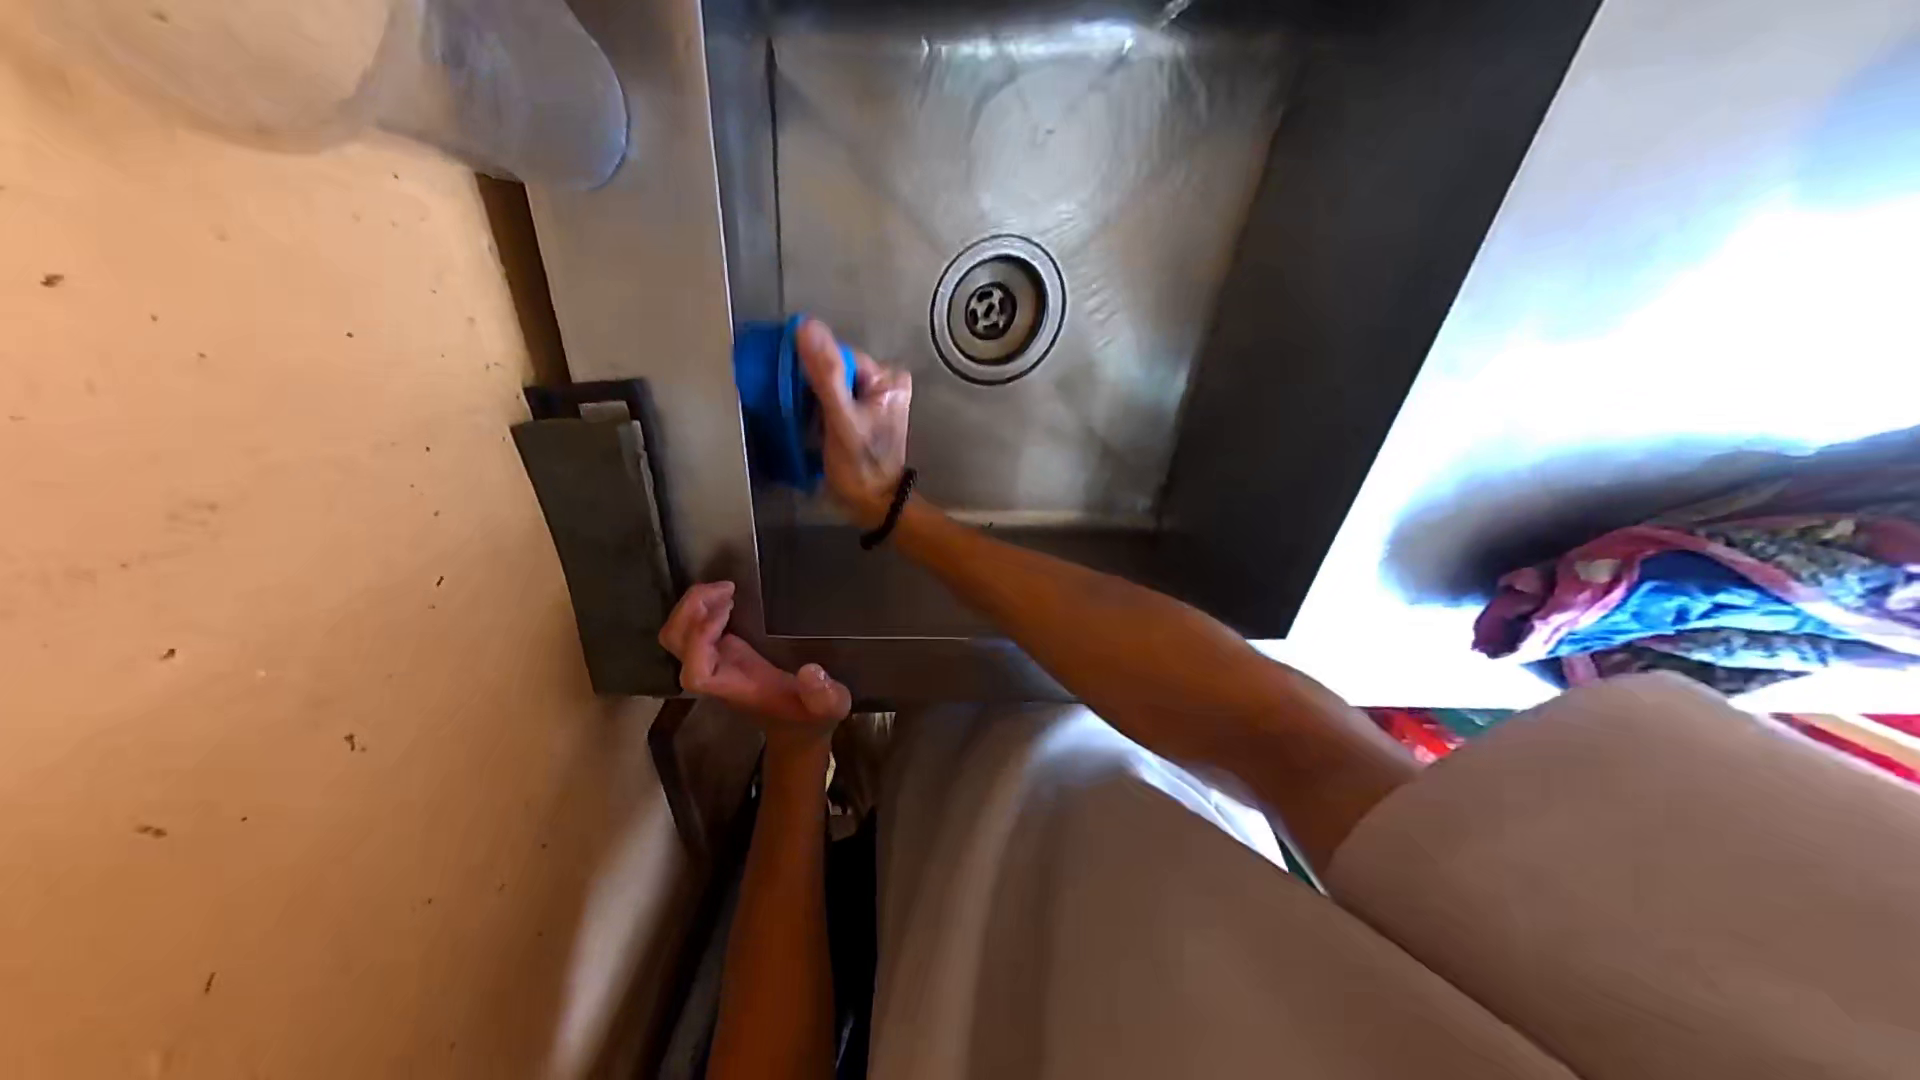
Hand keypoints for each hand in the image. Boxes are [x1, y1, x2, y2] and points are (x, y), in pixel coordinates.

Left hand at [659, 581, 850, 745]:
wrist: (795, 730)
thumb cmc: (810, 720)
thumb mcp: (830, 708)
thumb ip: (825, 696)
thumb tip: (811, 671)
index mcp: (736, 688)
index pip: (695, 673)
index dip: (700, 639)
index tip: (727, 612)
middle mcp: (716, 675)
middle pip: (675, 644)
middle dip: (691, 611)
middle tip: (727, 590)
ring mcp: (713, 662)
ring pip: (677, 634)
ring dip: (694, 606)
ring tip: (728, 589)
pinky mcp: (718, 653)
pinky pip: (692, 629)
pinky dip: (702, 608)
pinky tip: (729, 598)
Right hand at [796, 319, 911, 529]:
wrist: (871, 504)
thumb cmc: (859, 466)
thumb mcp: (841, 419)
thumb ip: (826, 374)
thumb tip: (807, 326)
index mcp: (888, 378)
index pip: (839, 356)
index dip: (814, 371)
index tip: (798, 394)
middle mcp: (885, 382)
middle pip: (835, 368)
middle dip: (813, 387)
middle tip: (806, 413)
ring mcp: (874, 398)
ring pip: (831, 383)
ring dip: (814, 398)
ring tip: (809, 421)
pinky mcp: (863, 413)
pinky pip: (834, 397)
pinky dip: (819, 408)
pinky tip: (814, 424)